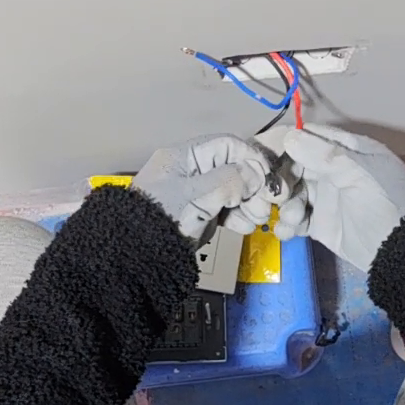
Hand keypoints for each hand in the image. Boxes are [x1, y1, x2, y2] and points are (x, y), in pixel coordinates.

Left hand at [131, 135, 279, 240]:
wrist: (138, 258)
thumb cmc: (160, 220)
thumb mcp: (195, 195)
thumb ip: (229, 180)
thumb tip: (255, 174)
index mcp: (185, 156)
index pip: (228, 146)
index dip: (251, 159)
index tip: (266, 178)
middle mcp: (193, 171)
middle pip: (235, 168)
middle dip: (253, 186)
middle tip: (264, 204)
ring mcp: (197, 194)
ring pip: (235, 191)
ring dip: (250, 203)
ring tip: (256, 217)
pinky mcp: (201, 214)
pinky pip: (227, 209)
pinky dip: (239, 216)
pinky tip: (245, 226)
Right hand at [275, 123, 404, 269]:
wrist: (402, 252)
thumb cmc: (386, 203)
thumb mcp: (360, 172)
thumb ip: (324, 155)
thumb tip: (289, 136)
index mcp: (345, 151)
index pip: (308, 137)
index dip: (283, 142)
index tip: (261, 152)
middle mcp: (332, 171)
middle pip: (293, 165)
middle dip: (280, 178)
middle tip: (274, 193)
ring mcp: (325, 198)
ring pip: (291, 193)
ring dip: (285, 204)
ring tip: (294, 217)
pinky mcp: (320, 224)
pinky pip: (295, 219)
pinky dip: (287, 224)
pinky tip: (288, 230)